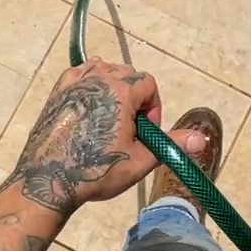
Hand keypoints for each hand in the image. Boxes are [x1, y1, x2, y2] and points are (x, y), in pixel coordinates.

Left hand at [0, 59, 205, 219]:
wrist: (48, 180)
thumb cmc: (96, 170)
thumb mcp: (140, 160)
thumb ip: (171, 144)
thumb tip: (202, 139)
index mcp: (122, 91)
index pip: (149, 83)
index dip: (153, 106)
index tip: (145, 129)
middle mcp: (99, 78)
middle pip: (127, 75)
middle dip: (134, 97)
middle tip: (129, 127)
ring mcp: (75, 82)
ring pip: (104, 70)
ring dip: (113, 87)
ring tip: (110, 117)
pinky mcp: (58, 90)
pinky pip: (81, 73)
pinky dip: (90, 83)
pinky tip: (88, 107)